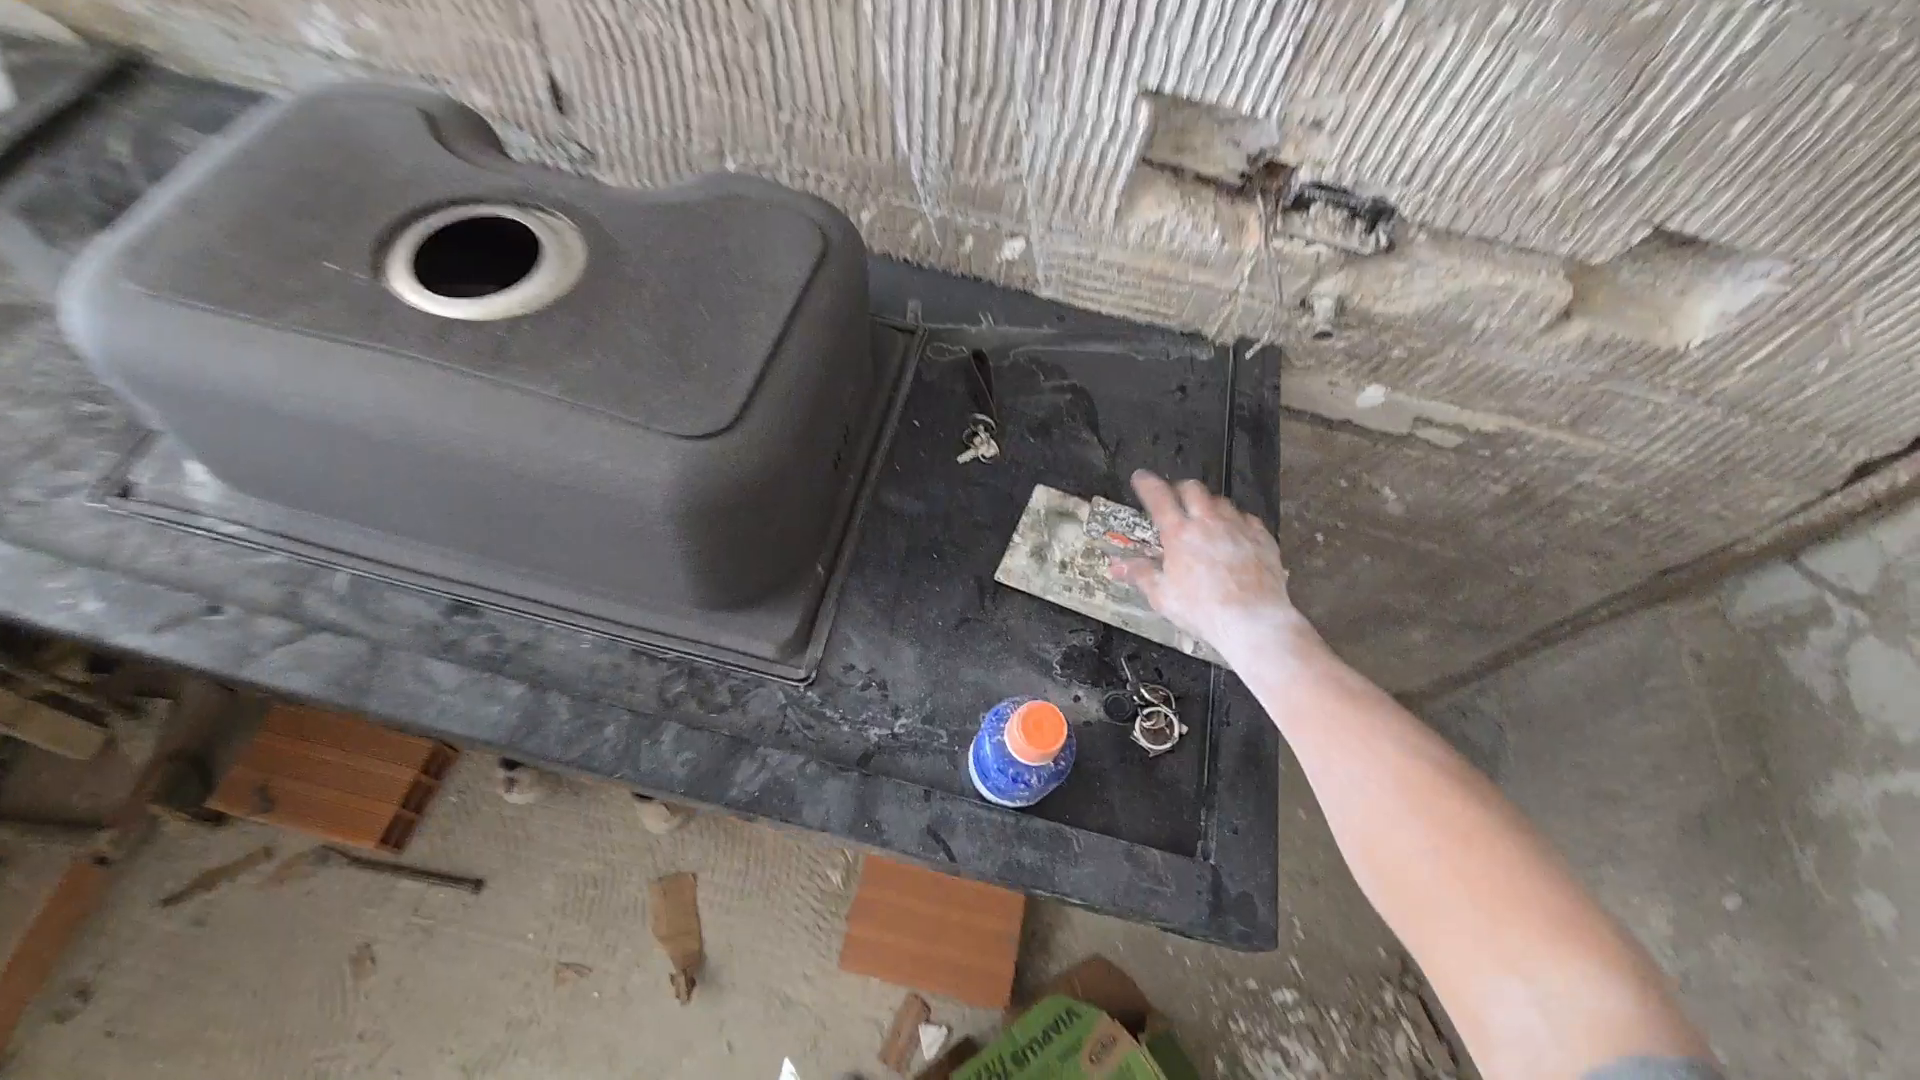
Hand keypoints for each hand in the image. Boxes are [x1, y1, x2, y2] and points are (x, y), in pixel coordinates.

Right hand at [1109, 470, 1309, 659]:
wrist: (1251, 620)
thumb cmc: (1202, 610)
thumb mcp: (1162, 595)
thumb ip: (1140, 574)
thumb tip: (1117, 566)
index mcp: (1180, 534)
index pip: (1159, 497)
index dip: (1147, 484)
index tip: (1141, 478)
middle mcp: (1209, 522)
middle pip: (1193, 489)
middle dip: (1180, 488)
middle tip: (1174, 497)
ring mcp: (1238, 527)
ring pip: (1221, 501)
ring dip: (1208, 505)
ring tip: (1204, 518)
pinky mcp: (1261, 538)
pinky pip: (1247, 518)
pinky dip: (1236, 521)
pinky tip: (1233, 533)